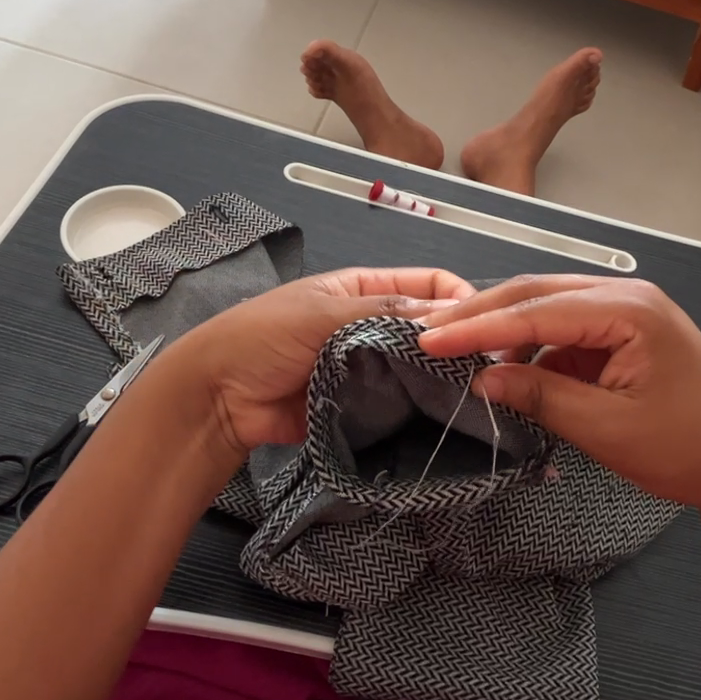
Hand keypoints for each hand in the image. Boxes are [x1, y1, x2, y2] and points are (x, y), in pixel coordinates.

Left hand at [167, 267, 475, 457]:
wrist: (218, 398)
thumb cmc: (261, 337)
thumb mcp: (322, 311)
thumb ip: (384, 312)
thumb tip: (448, 313)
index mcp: (364, 289)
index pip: (427, 284)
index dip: (457, 297)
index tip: (480, 324)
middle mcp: (373, 326)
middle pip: (430, 329)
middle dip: (455, 341)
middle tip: (482, 365)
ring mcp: (370, 368)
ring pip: (419, 368)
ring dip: (440, 377)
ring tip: (468, 392)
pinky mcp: (363, 406)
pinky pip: (400, 403)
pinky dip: (419, 408)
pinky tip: (440, 415)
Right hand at [417, 275, 700, 530]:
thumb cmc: (689, 449)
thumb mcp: (606, 427)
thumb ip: (541, 396)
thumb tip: (482, 380)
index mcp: (630, 309)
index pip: (537, 310)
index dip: (478, 326)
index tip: (432, 339)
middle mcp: (628, 296)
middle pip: (538, 295)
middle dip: (483, 316)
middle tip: (431, 333)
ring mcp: (627, 314)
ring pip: (548, 311)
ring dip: (505, 333)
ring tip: (458, 351)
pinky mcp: (623, 336)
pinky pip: (565, 333)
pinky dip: (533, 350)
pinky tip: (507, 369)